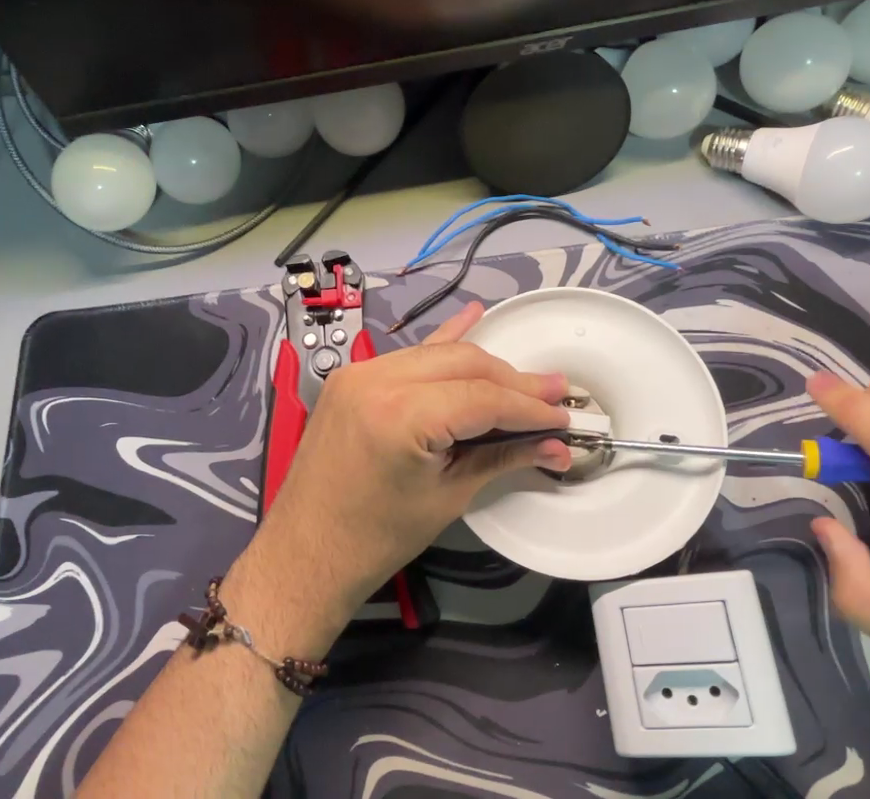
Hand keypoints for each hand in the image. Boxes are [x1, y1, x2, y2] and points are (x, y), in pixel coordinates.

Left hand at [240, 303, 571, 627]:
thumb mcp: (447, 497)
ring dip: (483, 366)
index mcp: (400, 414)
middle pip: (464, 364)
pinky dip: (441, 342)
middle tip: (554, 395)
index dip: (529, 407)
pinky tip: (472, 316)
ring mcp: (359, 374)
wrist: (306, 552)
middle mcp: (377, 379)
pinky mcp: (351, 379)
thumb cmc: (376, 537)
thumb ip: (502, 458)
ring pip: (437, 354)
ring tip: (527, 382)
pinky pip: (407, 356)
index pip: (482, 397)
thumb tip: (556, 446)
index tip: (563, 416)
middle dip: (512, 381)